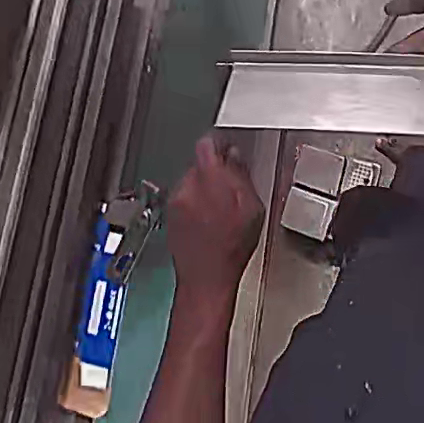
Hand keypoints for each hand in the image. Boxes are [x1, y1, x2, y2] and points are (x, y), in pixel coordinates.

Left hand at [167, 136, 262, 304]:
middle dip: (215, 171)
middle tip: (231, 185)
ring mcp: (176, 203)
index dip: (219, 144)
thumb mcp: (252, 208)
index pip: (206, 145)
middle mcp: (187, 187)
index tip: (227, 148)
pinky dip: (196, 203)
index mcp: (209, 179)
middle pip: (199, 164)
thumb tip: (235, 158)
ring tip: (222, 209)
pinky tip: (210, 220)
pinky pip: (185, 199)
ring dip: (205, 188)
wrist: (207, 279)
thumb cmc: (231, 247)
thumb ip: (242, 176)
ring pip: (192, 182)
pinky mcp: (170, 217)